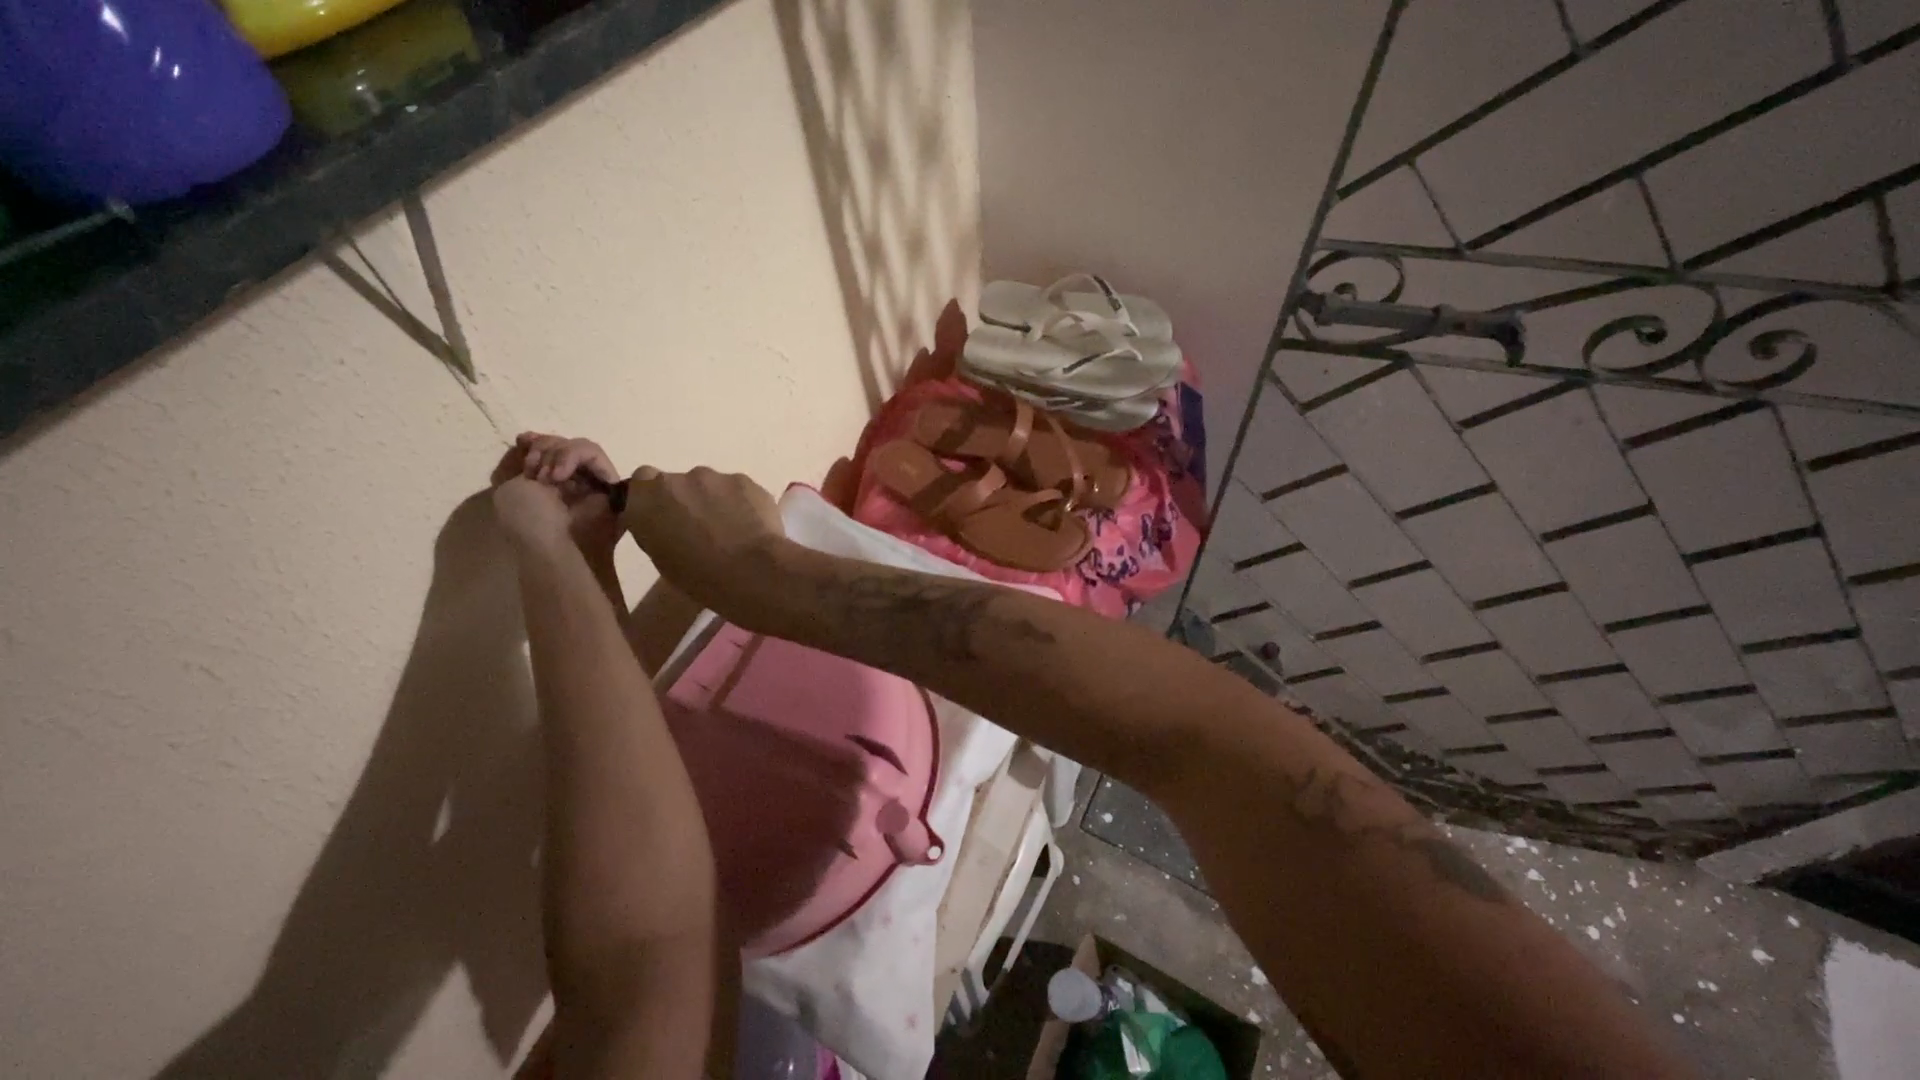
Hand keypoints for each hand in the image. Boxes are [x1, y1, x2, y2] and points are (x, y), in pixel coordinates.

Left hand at [507, 432, 622, 555]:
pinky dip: (572, 456)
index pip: (543, 447)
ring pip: (577, 445)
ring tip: (549, 478)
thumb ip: (516, 461)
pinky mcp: (609, 481)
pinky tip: (560, 475)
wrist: (555, 546)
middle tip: (534, 471)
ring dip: (557, 455)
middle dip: (545, 448)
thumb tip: (526, 438)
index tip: (523, 442)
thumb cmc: (526, 522)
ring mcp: (590, 480)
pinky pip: (593, 453)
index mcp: (543, 482)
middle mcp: (569, 479)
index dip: (534, 441)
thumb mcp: (507, 487)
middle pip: (561, 443)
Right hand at [620, 466, 786, 612]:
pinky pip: (736, 489)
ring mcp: (713, 476)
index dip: (655, 499)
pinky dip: (740, 503)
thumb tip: (664, 523)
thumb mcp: (662, 559)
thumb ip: (656, 530)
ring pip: (709, 485)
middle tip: (701, 531)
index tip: (665, 519)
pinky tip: (752, 528)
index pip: (641, 483)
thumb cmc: (700, 577)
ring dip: (714, 502)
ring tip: (731, 533)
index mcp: (646, 500)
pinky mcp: (744, 480)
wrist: (752, 571)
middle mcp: (675, 480)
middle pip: (678, 484)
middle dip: (686, 501)